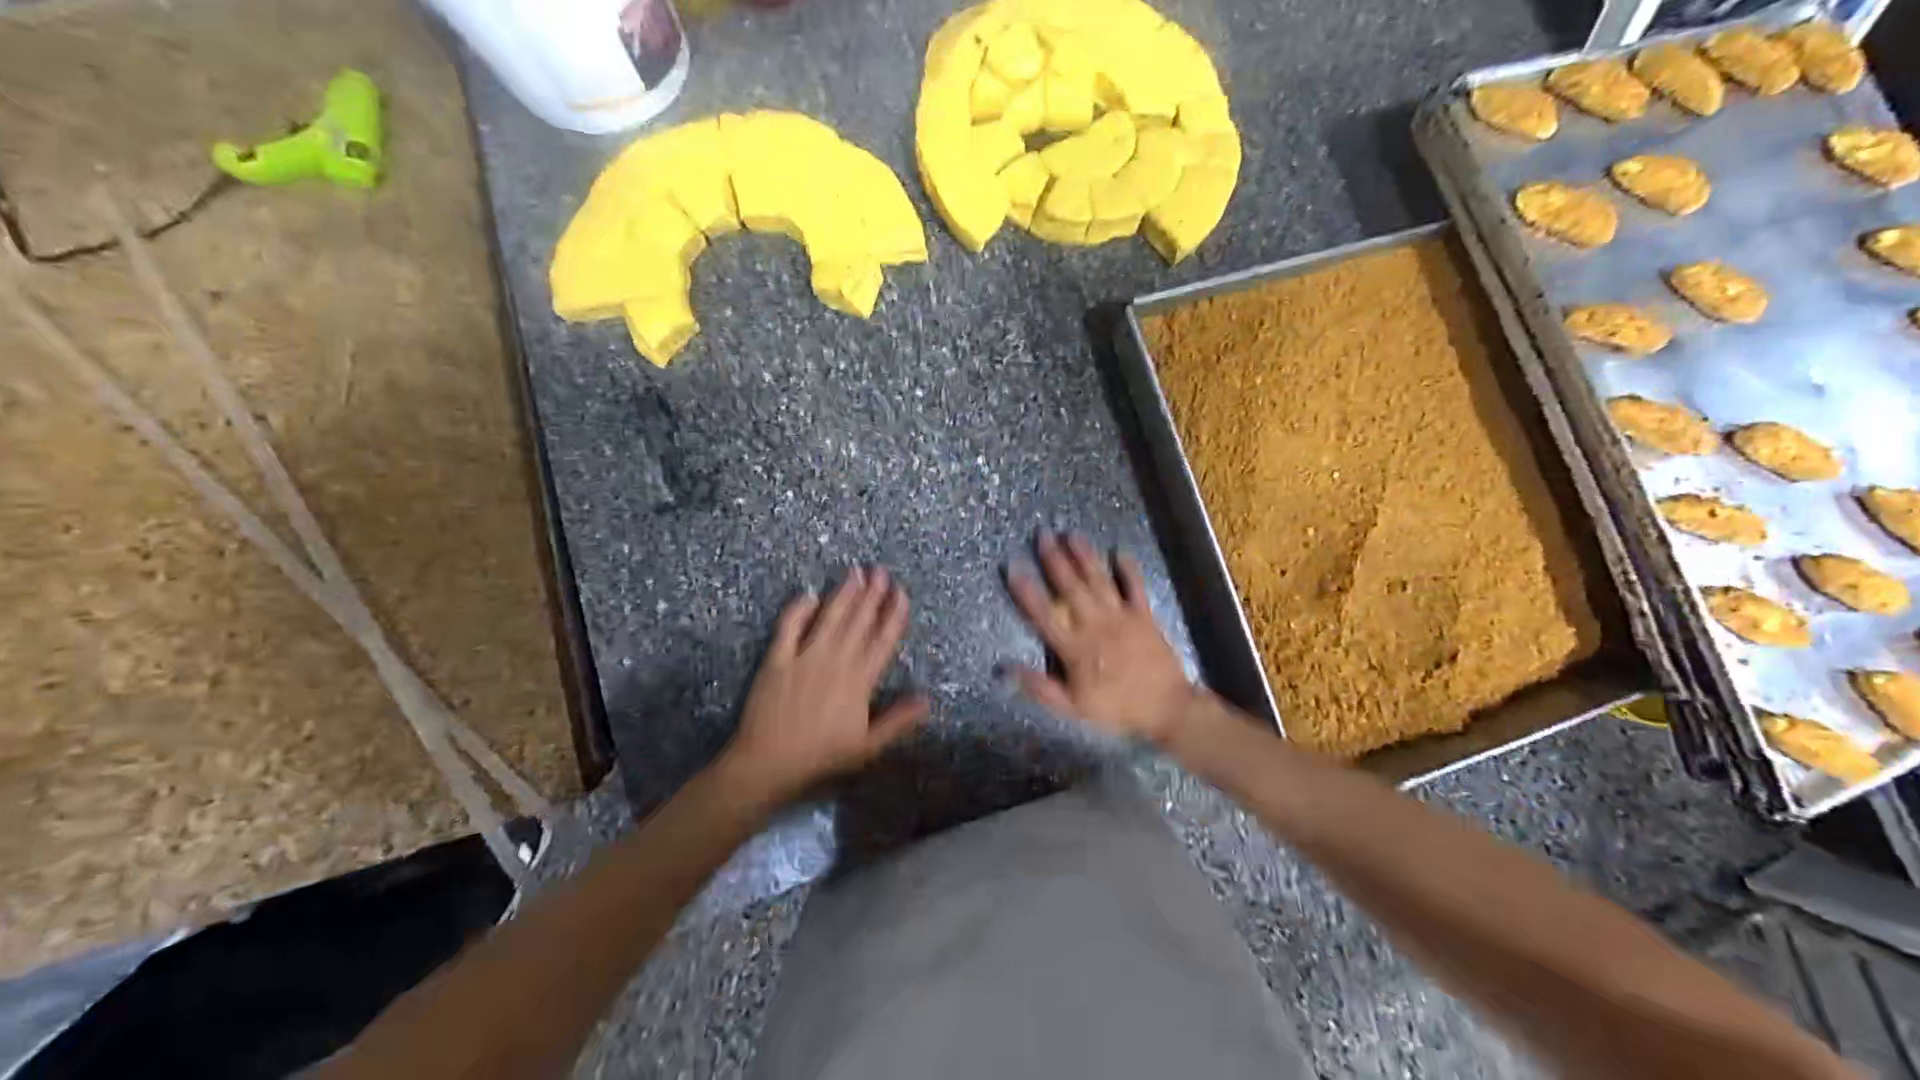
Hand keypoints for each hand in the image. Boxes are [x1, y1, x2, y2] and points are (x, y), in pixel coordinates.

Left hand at [722, 567, 926, 803]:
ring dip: (844, 593)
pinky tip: (809, 594)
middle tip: (882, 571)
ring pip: (830, 617)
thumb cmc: (821, 757)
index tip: (902, 593)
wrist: (768, 762)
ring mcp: (804, 656)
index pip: (883, 640)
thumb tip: (927, 698)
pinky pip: (789, 626)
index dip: (894, 615)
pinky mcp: (777, 658)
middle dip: (873, 595)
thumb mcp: (868, 747)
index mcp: (859, 681)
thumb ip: (898, 720)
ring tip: (856, 572)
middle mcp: (835, 661)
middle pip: (859, 621)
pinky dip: (799, 608)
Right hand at [1005, 532, 1197, 744]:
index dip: (1026, 590)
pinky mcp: (1144, 615)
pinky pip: (1135, 587)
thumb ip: (1039, 688)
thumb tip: (1005, 670)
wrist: (1167, 708)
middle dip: (1055, 560)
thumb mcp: (1073, 708)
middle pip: (1071, 588)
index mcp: (1075, 648)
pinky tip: (1119, 551)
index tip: (1013, 566)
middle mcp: (1096, 625)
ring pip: (1099, 581)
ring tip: (1072, 534)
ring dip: (1085, 556)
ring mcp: (1122, 617)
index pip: (1043, 614)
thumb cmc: (1116, 708)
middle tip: (1042, 535)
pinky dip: (1128, 569)